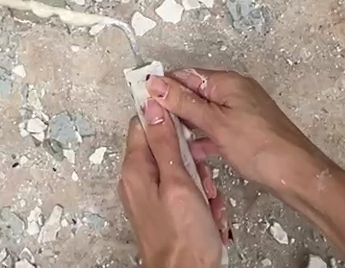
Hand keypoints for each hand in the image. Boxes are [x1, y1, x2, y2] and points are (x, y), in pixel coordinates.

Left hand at [118, 100, 224, 267]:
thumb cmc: (183, 239)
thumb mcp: (178, 182)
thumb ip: (166, 143)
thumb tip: (154, 106)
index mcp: (135, 168)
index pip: (144, 123)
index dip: (167, 119)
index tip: (186, 123)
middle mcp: (138, 180)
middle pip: (166, 147)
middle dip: (191, 160)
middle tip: (203, 178)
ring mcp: (151, 197)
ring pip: (180, 171)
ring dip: (201, 183)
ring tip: (209, 202)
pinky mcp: (165, 212)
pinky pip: (185, 193)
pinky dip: (200, 201)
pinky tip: (209, 216)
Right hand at [148, 69, 331, 193]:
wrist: (299, 176)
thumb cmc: (261, 148)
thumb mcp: (216, 125)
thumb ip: (184, 103)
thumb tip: (156, 83)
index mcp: (227, 81)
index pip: (186, 75)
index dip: (164, 87)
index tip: (145, 100)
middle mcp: (234, 90)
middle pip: (195, 92)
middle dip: (176, 107)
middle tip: (157, 124)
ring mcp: (241, 109)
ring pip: (205, 111)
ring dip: (189, 124)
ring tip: (172, 140)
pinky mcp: (246, 128)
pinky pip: (217, 125)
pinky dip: (205, 135)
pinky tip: (196, 152)